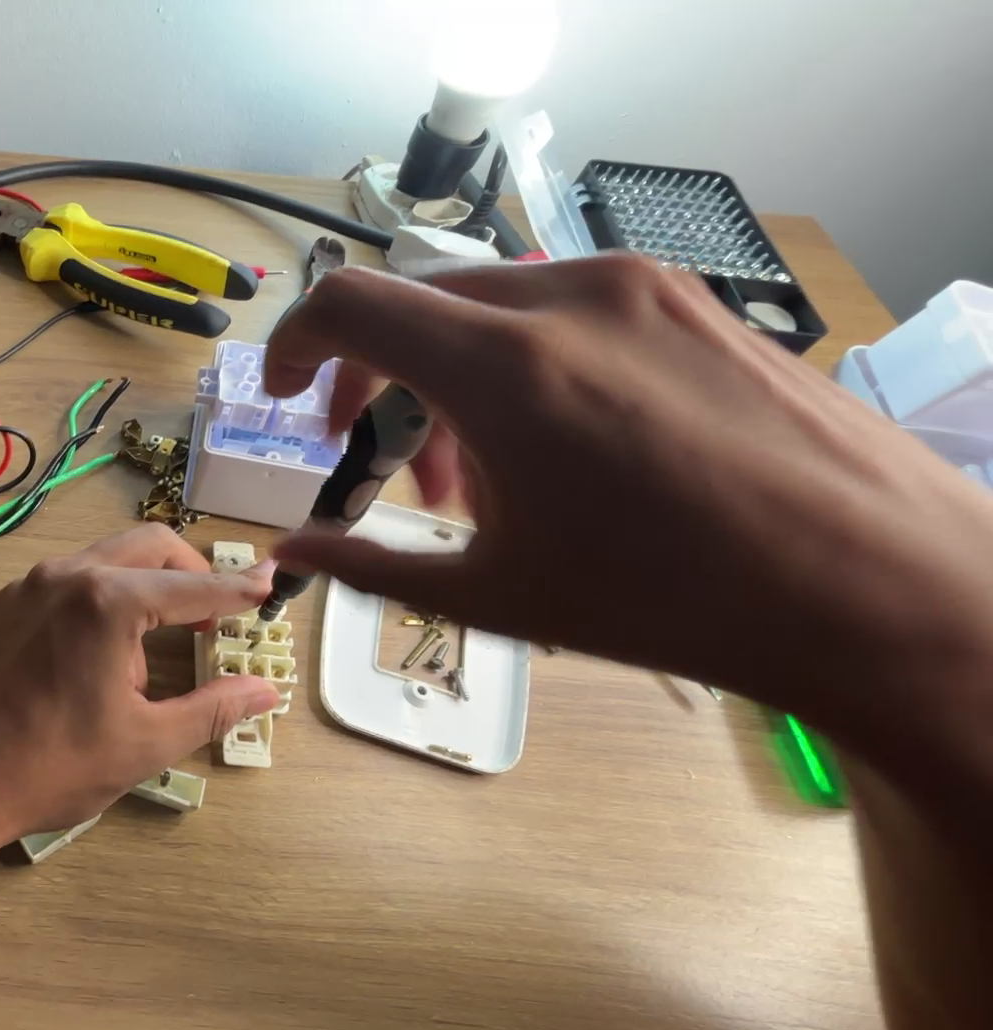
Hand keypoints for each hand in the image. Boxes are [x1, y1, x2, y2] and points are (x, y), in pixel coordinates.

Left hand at [0, 524, 282, 847]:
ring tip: (152, 645)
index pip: (192, 586)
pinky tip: (97, 649)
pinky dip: (100, 596)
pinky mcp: (4, 601)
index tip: (270, 585)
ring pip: (107, 557)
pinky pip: (68, 580)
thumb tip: (262, 689)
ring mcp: (28, 583)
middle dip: (191, 573)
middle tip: (213, 616)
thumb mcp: (146, 743)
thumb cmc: (54, 766)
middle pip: (150, 546)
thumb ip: (212, 709)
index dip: (237, 590)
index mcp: (106, 602)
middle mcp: (66, 574)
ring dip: (145, 585)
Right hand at [262, 256, 992, 772]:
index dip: (293, 343)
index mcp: (506, 370)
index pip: (348, 305)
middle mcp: (565, 300)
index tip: (288, 395)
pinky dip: (510, 366)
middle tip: (385, 461)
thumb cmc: (668, 601)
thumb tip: (288, 553)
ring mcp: (634, 286)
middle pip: (409, 309)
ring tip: (478, 475)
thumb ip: (366, 562)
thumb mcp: (488, 591)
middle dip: (371, 382)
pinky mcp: (681, 295)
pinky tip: (548, 443)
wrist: (884, 592)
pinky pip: (551, 310)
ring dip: (442, 381)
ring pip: (478, 310)